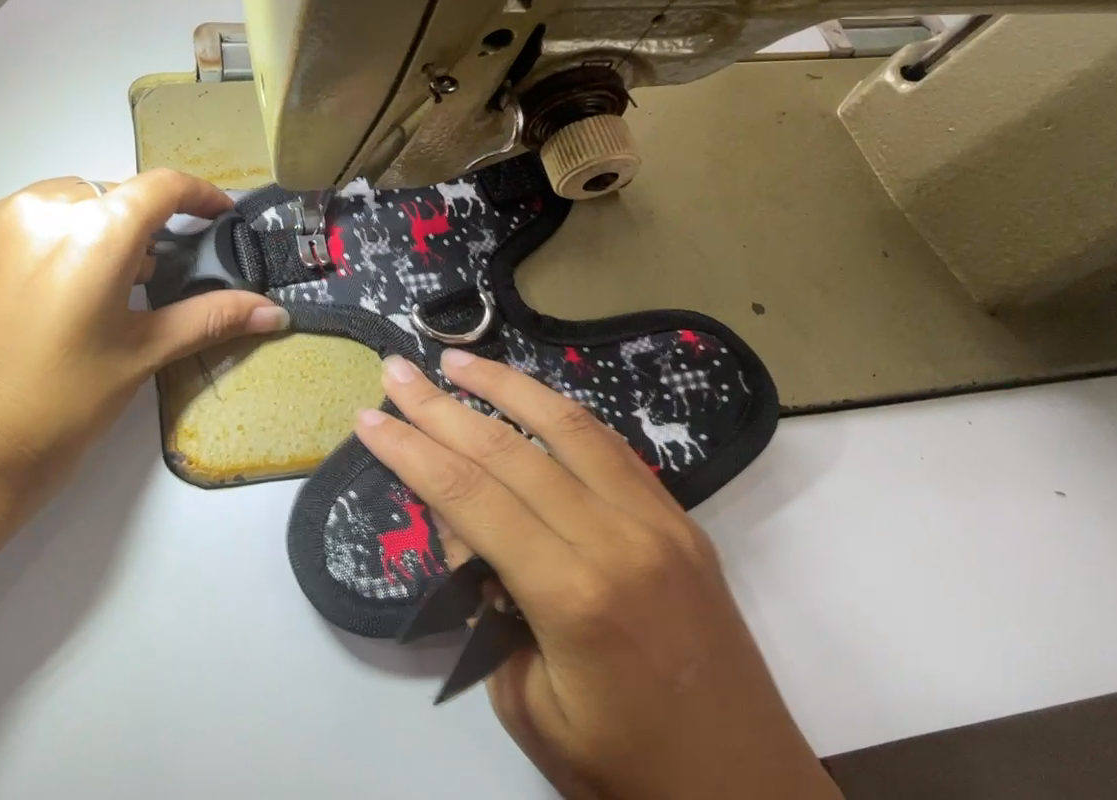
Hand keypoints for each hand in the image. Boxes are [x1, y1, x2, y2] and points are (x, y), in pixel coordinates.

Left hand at [0, 170, 286, 601]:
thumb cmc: (58, 411)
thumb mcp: (140, 358)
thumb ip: (209, 319)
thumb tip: (273, 313)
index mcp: (94, 231)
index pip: (161, 186)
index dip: (198, 194)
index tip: (215, 214)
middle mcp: (36, 208)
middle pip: (106, 194)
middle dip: (135, 225)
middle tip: (145, 277)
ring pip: (55, 203)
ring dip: (84, 230)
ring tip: (88, 291)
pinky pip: (10, 227)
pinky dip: (36, 246)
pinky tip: (36, 300)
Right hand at [355, 351, 835, 799]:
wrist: (748, 791)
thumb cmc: (625, 766)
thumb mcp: (528, 702)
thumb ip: (488, 603)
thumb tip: (460, 522)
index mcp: (573, 596)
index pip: (472, 498)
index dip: (412, 453)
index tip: (368, 420)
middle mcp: (618, 541)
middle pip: (510, 452)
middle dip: (441, 407)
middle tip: (394, 371)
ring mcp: (658, 525)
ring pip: (569, 430)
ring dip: (507, 386)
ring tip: (457, 360)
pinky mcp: (681, 524)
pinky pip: (614, 450)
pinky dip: (563, 414)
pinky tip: (529, 396)